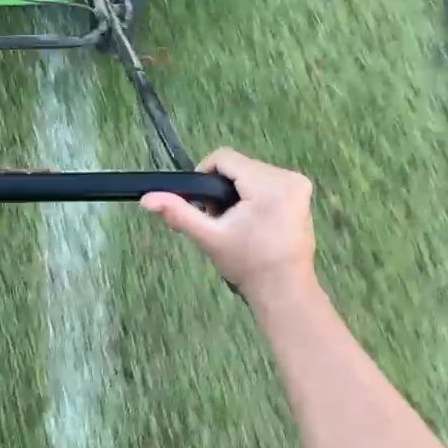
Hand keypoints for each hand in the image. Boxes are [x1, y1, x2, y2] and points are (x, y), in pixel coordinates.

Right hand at [140, 148, 315, 295]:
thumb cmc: (247, 264)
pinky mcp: (301, 193)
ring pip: (251, 173)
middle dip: (221, 188)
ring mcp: (298, 185)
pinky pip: (266, 181)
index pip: (225, 158)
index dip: (204, 175)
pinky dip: (252, 195)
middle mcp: (288, 177)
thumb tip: (146, 198)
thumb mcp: (209, 237)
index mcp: (269, 184)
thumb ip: (178, 213)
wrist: (284, 289)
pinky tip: (251, 220)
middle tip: (218, 219)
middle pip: (238, 166)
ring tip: (233, 221)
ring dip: (236, 191)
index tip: (202, 204)